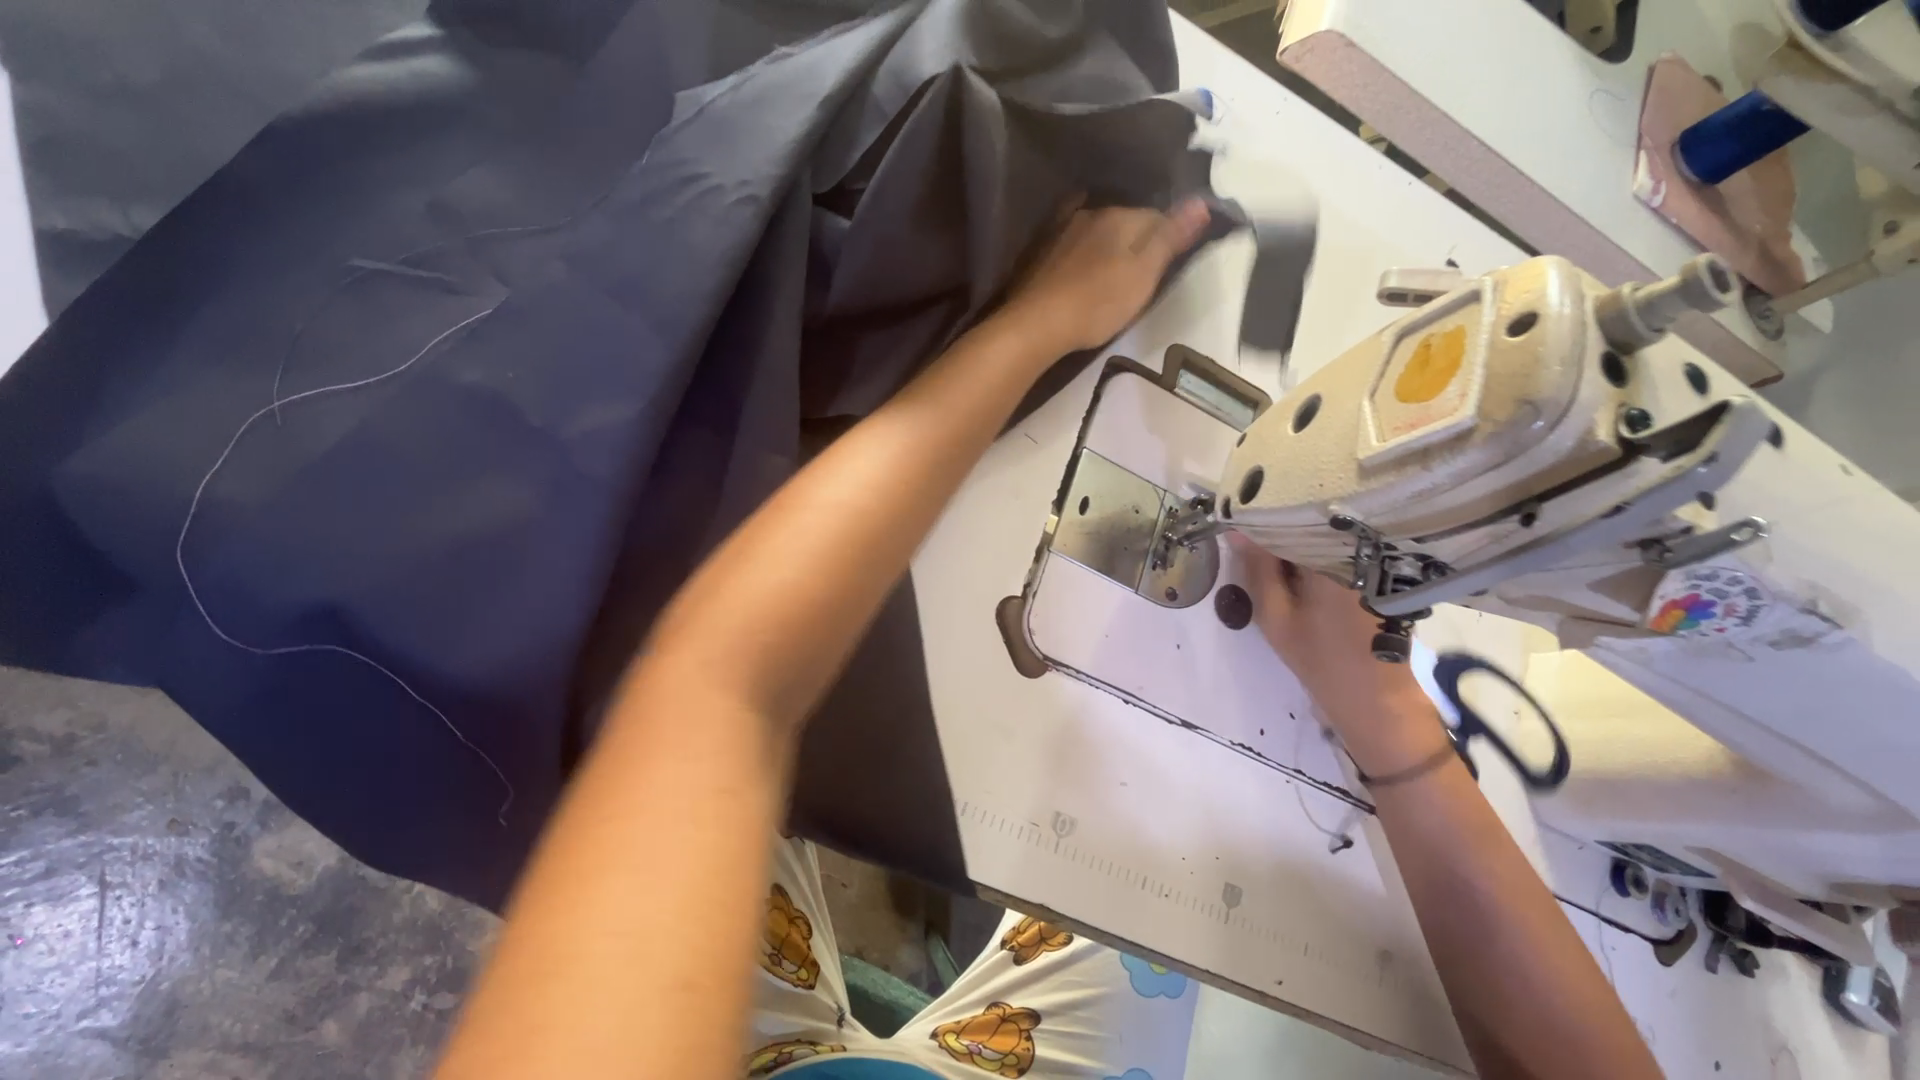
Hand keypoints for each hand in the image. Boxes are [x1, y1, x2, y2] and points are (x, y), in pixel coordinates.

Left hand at [1000, 198, 1212, 353]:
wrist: (1037, 324)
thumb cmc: (1098, 303)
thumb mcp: (1144, 274)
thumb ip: (1170, 237)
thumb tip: (1202, 201)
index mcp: (1120, 216)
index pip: (1157, 216)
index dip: (1167, 239)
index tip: (1166, 267)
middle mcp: (1089, 213)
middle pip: (1125, 223)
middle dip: (1135, 242)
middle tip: (1139, 278)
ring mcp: (1061, 231)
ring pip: (1097, 234)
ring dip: (1107, 249)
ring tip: (1110, 279)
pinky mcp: (1041, 254)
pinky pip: (1071, 247)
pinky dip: (1082, 258)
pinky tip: (1081, 277)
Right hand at [1228, 533, 1448, 775]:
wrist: (1373, 697)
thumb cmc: (1321, 658)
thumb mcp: (1276, 616)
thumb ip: (1257, 570)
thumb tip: (1236, 530)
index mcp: (1336, 556)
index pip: (1295, 519)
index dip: (1265, 518)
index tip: (1240, 520)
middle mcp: (1362, 549)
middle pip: (1315, 523)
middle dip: (1283, 527)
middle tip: (1250, 533)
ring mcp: (1376, 561)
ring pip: (1328, 536)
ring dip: (1301, 540)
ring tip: (1271, 546)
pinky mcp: (1381, 574)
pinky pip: (1343, 551)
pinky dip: (1319, 555)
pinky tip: (1299, 564)